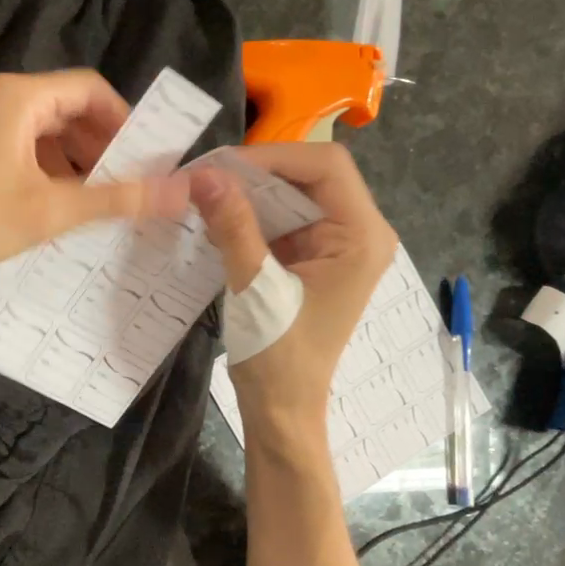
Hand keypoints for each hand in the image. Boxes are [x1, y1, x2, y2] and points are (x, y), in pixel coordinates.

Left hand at [0, 69, 190, 282]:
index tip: (143, 161)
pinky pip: (11, 146)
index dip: (124, 123)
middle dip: (97, 148)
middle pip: (64, 109)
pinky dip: (37, 170)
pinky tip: (44, 207)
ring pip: (37, 132)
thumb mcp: (48, 211)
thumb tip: (180, 191)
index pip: (90, 89)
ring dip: (68, 163)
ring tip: (86, 205)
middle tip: (119, 188)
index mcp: (19, 96)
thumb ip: (115, 199)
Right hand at [191, 143, 398, 423]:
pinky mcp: (309, 260)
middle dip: (257, 173)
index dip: (273, 157)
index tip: (220, 165)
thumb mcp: (255, 290)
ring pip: (292, 197)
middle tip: (203, 177)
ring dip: (249, 194)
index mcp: (361, 236)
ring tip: (203, 194)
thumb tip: (204, 177)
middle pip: (310, 177)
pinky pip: (281, 223)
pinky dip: (249, 217)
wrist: (281, 408)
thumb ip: (234, 229)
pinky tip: (217, 220)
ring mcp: (332, 247)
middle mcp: (355, 233)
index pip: (326, 167)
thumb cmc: (278, 356)